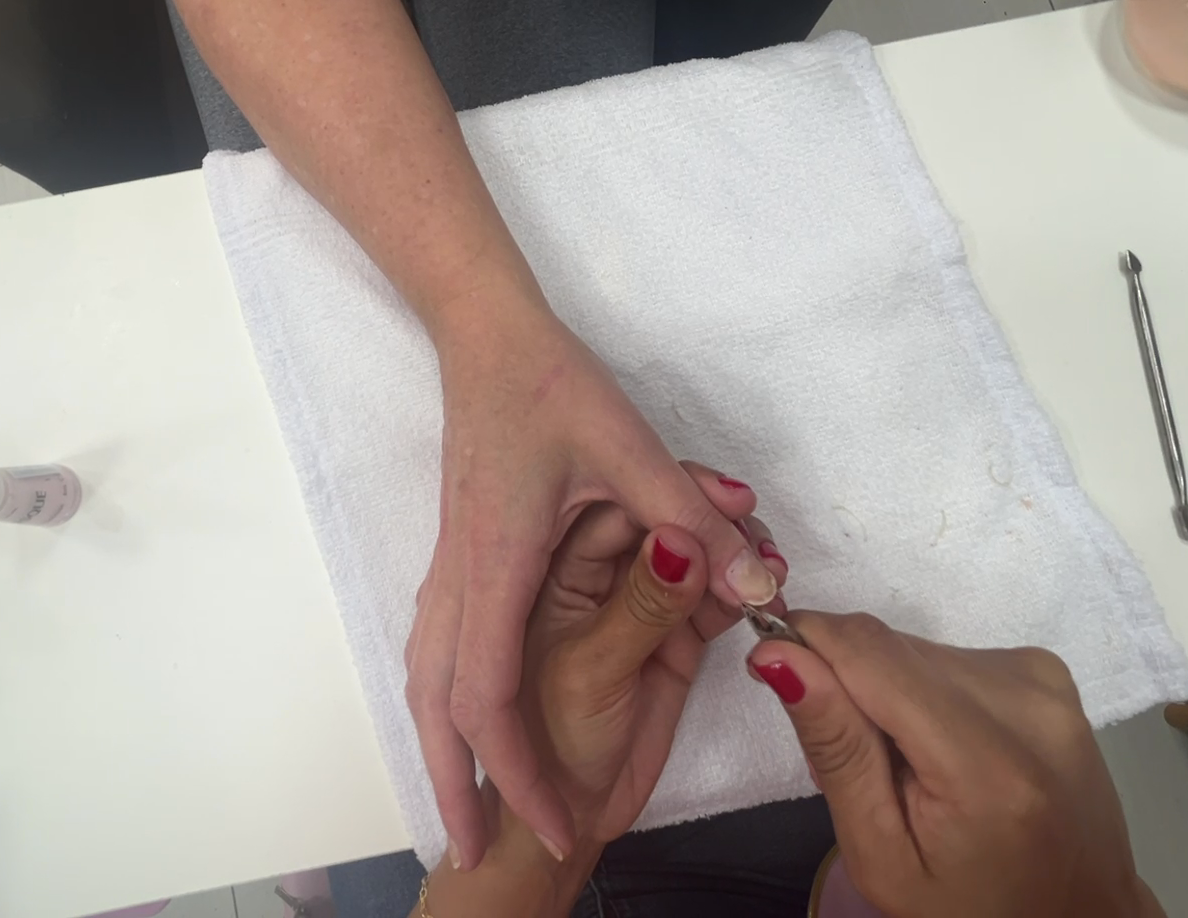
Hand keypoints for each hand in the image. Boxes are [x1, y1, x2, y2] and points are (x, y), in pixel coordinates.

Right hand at [408, 304, 773, 868]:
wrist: (485, 336)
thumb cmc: (550, 386)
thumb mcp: (630, 450)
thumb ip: (692, 519)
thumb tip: (762, 583)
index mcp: (498, 560)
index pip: (489, 691)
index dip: (518, 771)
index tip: (560, 829)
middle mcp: (461, 572)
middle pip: (433, 698)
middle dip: (454, 781)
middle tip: (473, 850)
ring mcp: (450, 558)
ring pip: (424, 669)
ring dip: (442, 740)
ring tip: (466, 795)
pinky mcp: (456, 543)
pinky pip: (436, 638)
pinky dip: (445, 691)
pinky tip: (469, 702)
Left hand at [418, 510, 780, 916]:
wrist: (577, 811)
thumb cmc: (556, 738)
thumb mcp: (592, 669)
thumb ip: (639, 610)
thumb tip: (685, 541)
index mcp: (560, 568)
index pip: (616, 512)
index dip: (667, 498)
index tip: (724, 498)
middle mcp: (602, 573)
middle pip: (660, 524)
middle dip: (709, 520)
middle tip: (754, 523)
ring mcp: (643, 601)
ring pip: (693, 558)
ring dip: (734, 555)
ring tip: (773, 563)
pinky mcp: (678, 632)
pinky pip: (715, 600)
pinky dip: (742, 594)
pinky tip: (770, 593)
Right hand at [749, 613, 1163, 917]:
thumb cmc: (968, 909)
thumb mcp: (879, 855)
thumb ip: (834, 748)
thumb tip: (777, 652)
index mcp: (989, 766)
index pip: (866, 650)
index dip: (806, 642)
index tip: (773, 670)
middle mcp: (1026, 705)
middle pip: (882, 645)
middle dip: (842, 677)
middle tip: (849, 749)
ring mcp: (1043, 682)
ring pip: (905, 644)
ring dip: (879, 682)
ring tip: (897, 752)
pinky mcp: (1043, 669)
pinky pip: (937, 650)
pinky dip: (915, 683)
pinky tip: (934, 736)